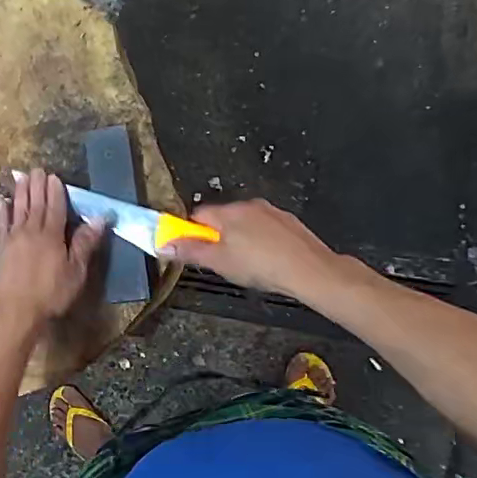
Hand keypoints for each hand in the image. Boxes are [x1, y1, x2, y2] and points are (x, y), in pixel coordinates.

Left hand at [0, 169, 104, 330]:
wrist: (16, 311)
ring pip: (18, 209)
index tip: (54, 177)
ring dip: (20, 192)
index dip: (55, 191)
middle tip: (36, 169)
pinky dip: (3, 211)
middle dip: (36, 185)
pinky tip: (3, 201)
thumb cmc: (51, 294)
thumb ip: (85, 243)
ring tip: (21, 176)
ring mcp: (13, 238)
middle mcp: (31, 231)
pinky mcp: (0, 248)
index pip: (55, 207)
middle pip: (35, 204)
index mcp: (51, 236)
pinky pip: (2, 224)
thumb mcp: (75, 272)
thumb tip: (99, 218)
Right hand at [157, 199, 346, 300]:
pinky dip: (261, 242)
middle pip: (221, 219)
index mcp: (228, 212)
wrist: (311, 271)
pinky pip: (266, 230)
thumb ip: (189, 251)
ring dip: (240, 239)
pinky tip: (266, 261)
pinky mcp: (289, 223)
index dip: (191, 233)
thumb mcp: (217, 262)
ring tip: (246, 265)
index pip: (197, 215)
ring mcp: (272, 212)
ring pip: (245, 224)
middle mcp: (249, 205)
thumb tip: (165, 245)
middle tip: (219, 261)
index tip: (191, 248)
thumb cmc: (264, 265)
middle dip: (217, 237)